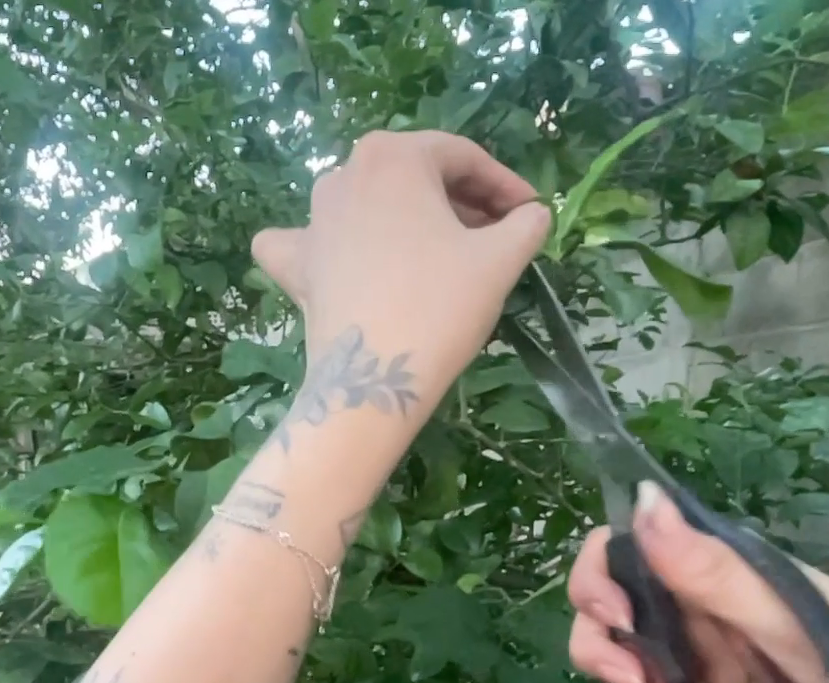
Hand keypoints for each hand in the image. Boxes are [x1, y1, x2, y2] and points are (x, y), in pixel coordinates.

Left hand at [251, 130, 549, 380]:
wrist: (375, 379)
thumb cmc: (441, 307)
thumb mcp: (500, 259)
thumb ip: (526, 224)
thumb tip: (533, 214)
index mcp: (395, 156)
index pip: (463, 159)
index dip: (504, 186)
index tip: (530, 213)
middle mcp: (343, 174)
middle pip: (414, 180)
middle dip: (459, 203)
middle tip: (494, 237)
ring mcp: (311, 221)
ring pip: (367, 205)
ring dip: (406, 221)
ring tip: (439, 254)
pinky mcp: (295, 266)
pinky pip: (305, 242)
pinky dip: (324, 245)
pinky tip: (336, 256)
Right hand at [567, 482, 828, 682]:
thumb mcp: (791, 629)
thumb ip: (713, 573)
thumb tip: (642, 500)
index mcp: (718, 572)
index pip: (622, 551)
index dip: (597, 582)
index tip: (615, 623)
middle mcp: (701, 607)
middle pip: (609, 619)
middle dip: (609, 663)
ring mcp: (705, 656)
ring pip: (628, 673)